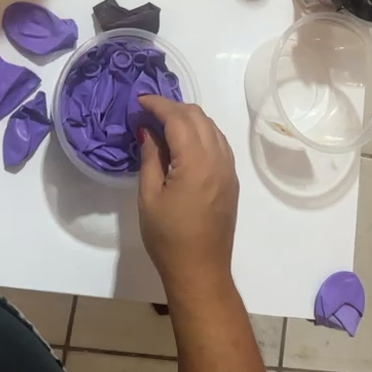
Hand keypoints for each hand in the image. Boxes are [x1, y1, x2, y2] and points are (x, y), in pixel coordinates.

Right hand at [136, 96, 239, 298]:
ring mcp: (228, 169)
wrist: (200, 270)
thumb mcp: (149, 196)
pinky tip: (184, 142)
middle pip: (198, 117)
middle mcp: (218, 159)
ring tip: (163, 124)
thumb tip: (148, 130)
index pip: (179, 118)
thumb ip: (150, 158)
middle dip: (173, 107)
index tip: (140, 101)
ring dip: (189, 118)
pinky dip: (201, 133)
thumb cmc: (168, 237)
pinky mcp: (231, 180)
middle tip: (148, 112)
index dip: (158, 105)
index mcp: (196, 162)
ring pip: (211, 127)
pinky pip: (218, 143)